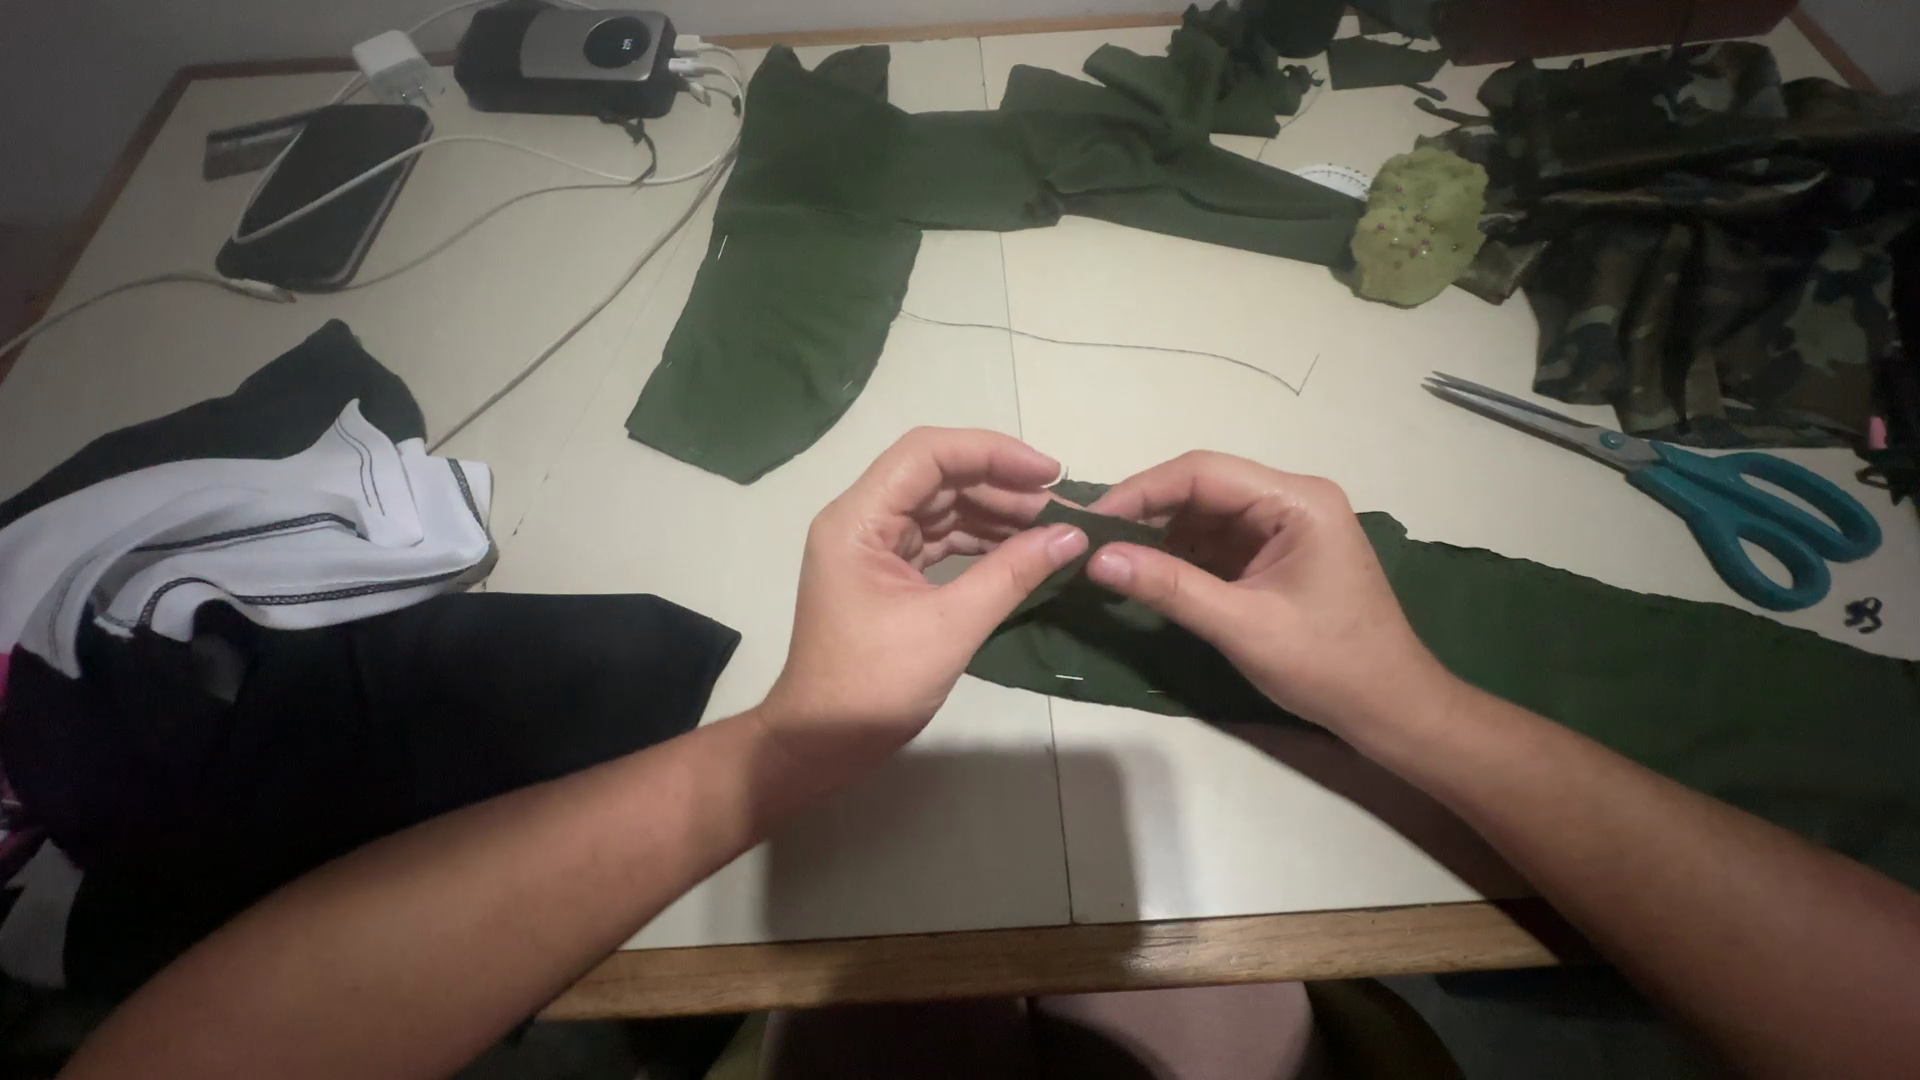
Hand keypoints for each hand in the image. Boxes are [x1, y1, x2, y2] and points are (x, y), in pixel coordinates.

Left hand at [759, 428, 1087, 784]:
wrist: (821, 743)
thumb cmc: (872, 686)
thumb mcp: (949, 628)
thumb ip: (1011, 575)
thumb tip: (1072, 536)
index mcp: (858, 519)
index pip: (927, 454)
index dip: (992, 453)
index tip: (1049, 473)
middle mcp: (862, 519)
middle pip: (938, 477)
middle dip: (1002, 487)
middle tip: (1064, 510)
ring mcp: (874, 546)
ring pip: (942, 507)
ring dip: (996, 513)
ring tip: (1053, 529)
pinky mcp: (887, 572)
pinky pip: (940, 539)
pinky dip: (981, 542)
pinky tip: (1022, 550)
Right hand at [1084, 451, 1453, 738]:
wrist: (1388, 709)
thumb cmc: (1328, 665)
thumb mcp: (1242, 625)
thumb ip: (1169, 587)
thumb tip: (1095, 559)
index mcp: (1296, 500)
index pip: (1202, 472)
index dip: (1140, 491)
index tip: (1090, 521)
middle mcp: (1287, 500)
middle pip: (1199, 488)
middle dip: (1143, 512)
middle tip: (1088, 540)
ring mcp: (1278, 527)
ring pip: (1199, 514)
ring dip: (1154, 534)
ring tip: (1105, 556)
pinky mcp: (1268, 554)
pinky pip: (1210, 542)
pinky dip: (1174, 556)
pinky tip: (1141, 571)